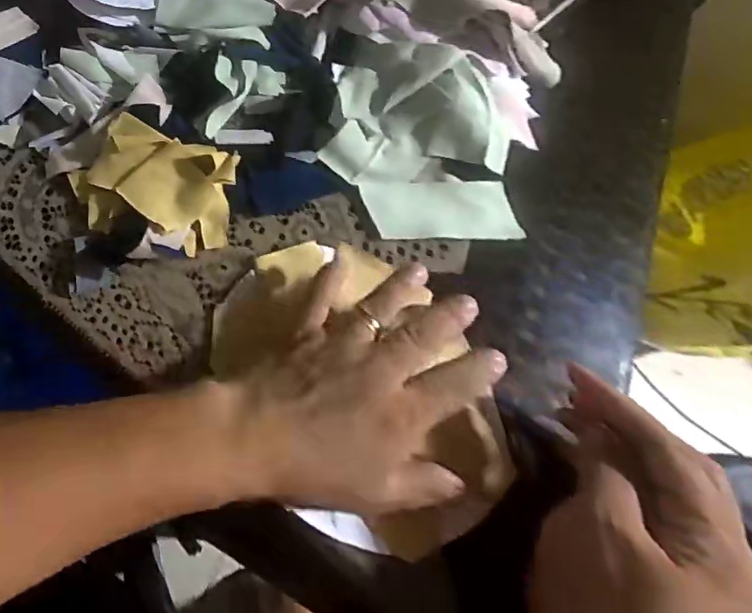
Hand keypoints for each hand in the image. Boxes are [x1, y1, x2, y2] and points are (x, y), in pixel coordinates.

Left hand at [220, 259, 507, 514]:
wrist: (252, 433)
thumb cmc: (316, 468)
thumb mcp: (380, 492)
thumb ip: (423, 484)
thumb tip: (461, 481)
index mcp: (402, 413)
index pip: (452, 388)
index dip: (478, 372)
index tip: (499, 354)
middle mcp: (376, 372)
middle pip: (418, 339)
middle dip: (446, 318)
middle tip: (468, 300)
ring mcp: (337, 347)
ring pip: (374, 312)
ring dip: (398, 289)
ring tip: (419, 269)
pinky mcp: (301, 335)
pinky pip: (318, 302)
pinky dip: (328, 279)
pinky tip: (336, 258)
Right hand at [528, 363, 751, 612]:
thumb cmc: (606, 602)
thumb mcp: (600, 534)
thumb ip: (605, 477)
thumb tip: (595, 428)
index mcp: (718, 544)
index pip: (673, 456)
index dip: (622, 408)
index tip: (570, 371)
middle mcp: (724, 552)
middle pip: (684, 471)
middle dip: (629, 423)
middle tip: (570, 389)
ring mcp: (700, 565)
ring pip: (671, 488)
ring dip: (624, 445)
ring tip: (571, 416)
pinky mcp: (671, 570)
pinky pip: (654, 506)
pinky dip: (621, 472)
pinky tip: (587, 460)